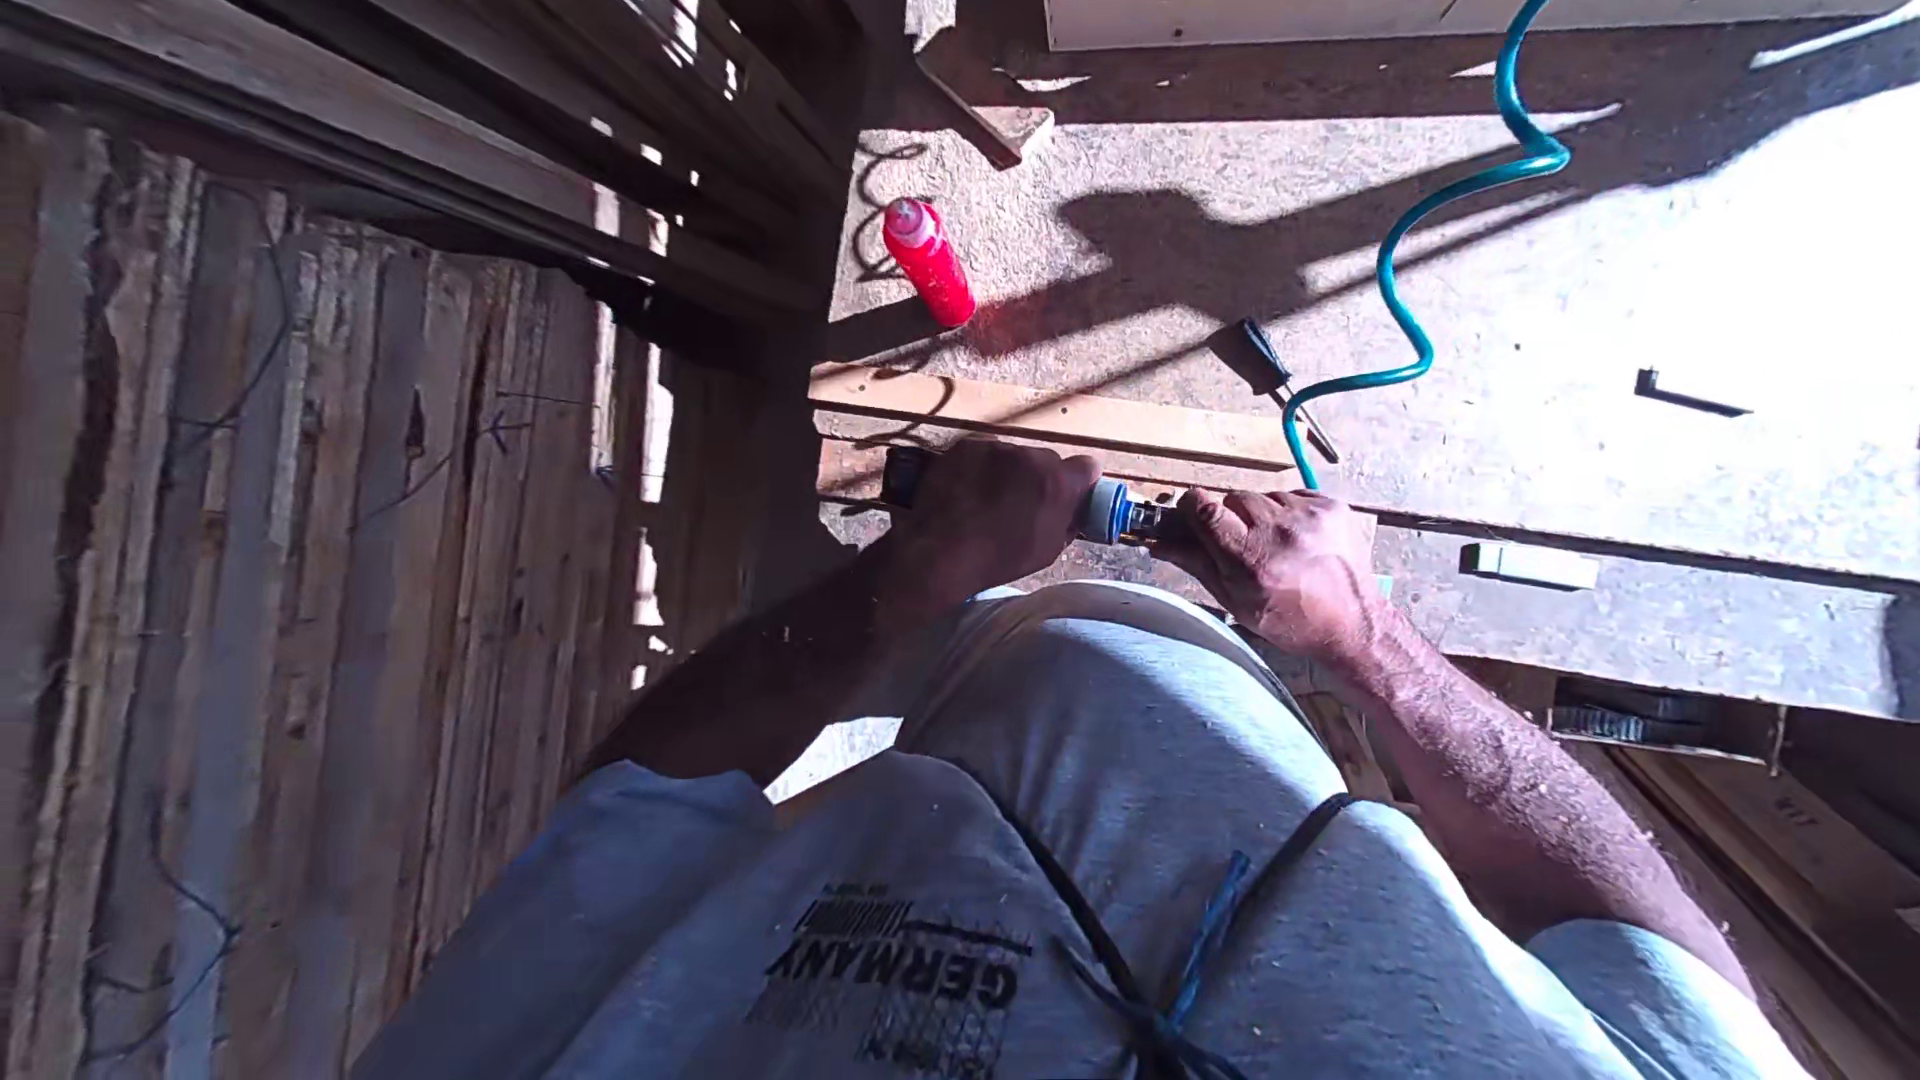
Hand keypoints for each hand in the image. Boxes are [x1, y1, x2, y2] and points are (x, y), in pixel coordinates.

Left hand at [878, 439, 1099, 614]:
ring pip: (1012, 455)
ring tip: (987, 498)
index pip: (1087, 467)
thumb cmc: (998, 558)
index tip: (1069, 494)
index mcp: (1057, 482)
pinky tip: (967, 489)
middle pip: (1046, 460)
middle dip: (1039, 477)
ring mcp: (995, 447)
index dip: (1079, 482)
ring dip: (1008, 471)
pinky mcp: (966, 446)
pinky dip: (979, 467)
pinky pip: (983, 452)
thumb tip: (1074, 510)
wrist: (940, 552)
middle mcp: (1030, 455)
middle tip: (1021, 502)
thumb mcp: (1047, 549)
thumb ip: (1067, 522)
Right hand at [1152, 489, 1380, 659]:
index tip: (1191, 512)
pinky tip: (1296, 537)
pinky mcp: (1332, 506)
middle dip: (1230, 516)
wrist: (1352, 625)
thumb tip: (1158, 543)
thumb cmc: (1287, 619)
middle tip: (1241, 541)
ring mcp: (1310, 516)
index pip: (1206, 509)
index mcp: (1250, 559)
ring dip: (1260, 514)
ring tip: (1273, 542)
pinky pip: (1291, 494)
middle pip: (1233, 498)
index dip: (1193, 507)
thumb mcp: (1233, 599)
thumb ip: (1195, 564)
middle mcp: (1279, 532)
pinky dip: (1287, 511)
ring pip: (1262, 495)